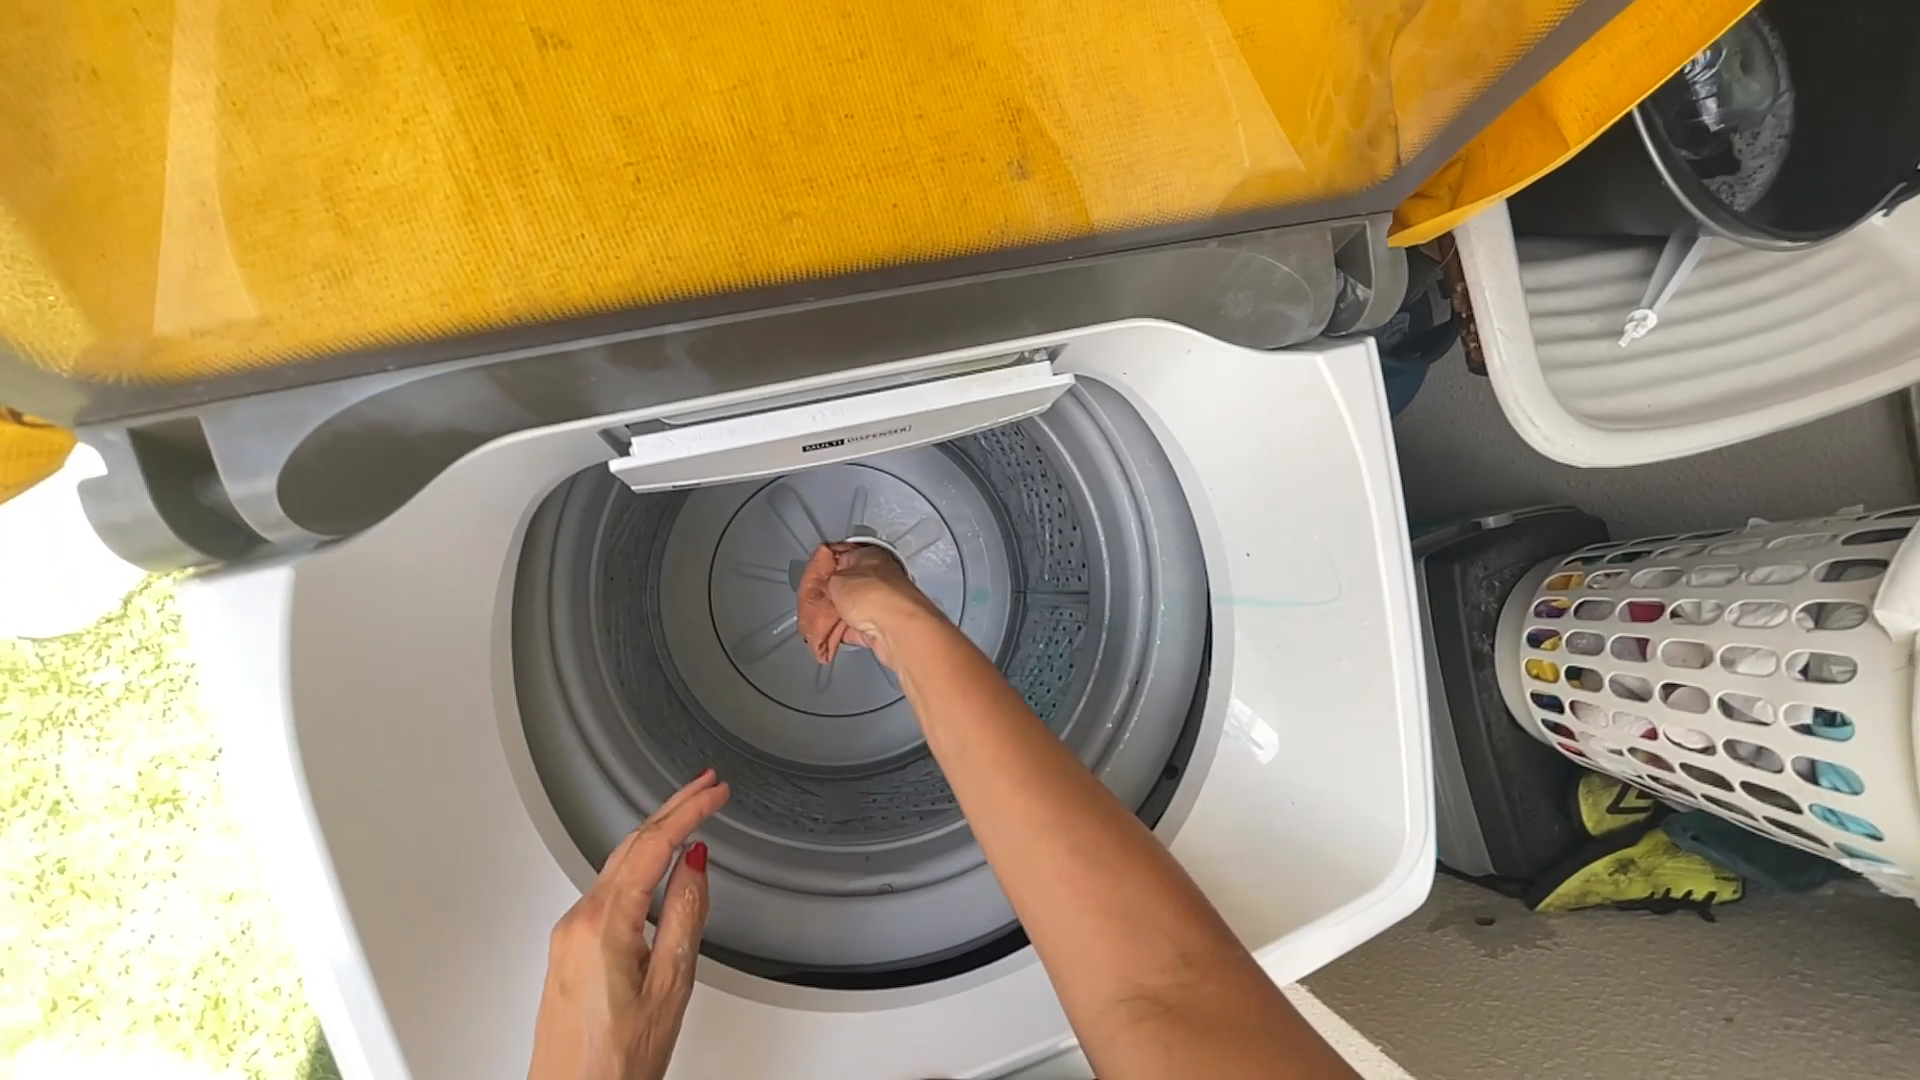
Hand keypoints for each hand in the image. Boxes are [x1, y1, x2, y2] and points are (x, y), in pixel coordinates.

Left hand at [529, 770, 729, 1079]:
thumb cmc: (616, 1062)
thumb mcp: (671, 983)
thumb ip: (686, 912)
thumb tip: (694, 860)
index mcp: (602, 923)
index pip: (654, 845)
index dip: (690, 811)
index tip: (717, 791)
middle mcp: (579, 920)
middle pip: (632, 844)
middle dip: (674, 806)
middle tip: (708, 784)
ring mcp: (571, 933)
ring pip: (619, 861)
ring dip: (658, 829)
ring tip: (690, 808)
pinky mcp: (571, 947)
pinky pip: (611, 885)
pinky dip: (642, 858)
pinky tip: (659, 856)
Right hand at [798, 542, 941, 668]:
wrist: (896, 629)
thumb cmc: (876, 597)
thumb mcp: (836, 581)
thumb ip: (827, 581)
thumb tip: (826, 586)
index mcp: (868, 557)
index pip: (839, 558)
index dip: (821, 570)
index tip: (810, 581)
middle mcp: (878, 578)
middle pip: (843, 588)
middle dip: (826, 600)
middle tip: (811, 608)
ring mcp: (881, 604)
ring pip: (849, 611)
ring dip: (832, 620)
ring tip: (816, 627)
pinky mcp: (880, 627)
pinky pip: (854, 630)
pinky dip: (840, 635)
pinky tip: (828, 640)